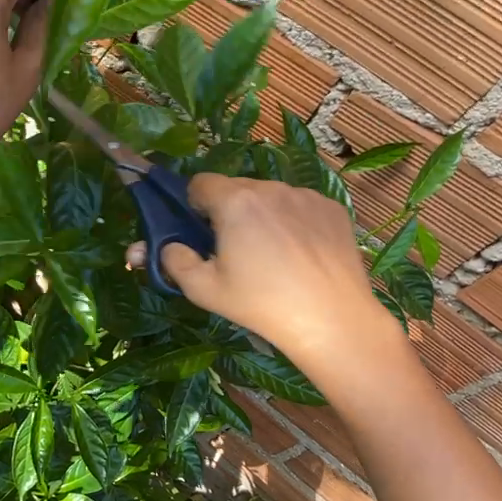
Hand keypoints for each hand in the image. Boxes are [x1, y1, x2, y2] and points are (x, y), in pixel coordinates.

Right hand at [143, 174, 401, 373]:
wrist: (330, 318)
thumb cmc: (259, 303)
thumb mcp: (203, 289)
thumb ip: (174, 261)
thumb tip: (169, 246)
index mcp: (235, 202)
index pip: (200, 182)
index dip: (194, 205)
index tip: (200, 232)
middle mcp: (271, 188)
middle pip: (236, 188)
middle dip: (227, 211)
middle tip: (232, 249)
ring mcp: (306, 196)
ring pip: (269, 196)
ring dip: (260, 215)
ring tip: (269, 254)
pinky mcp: (332, 208)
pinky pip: (299, 206)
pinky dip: (292, 222)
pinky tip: (298, 255)